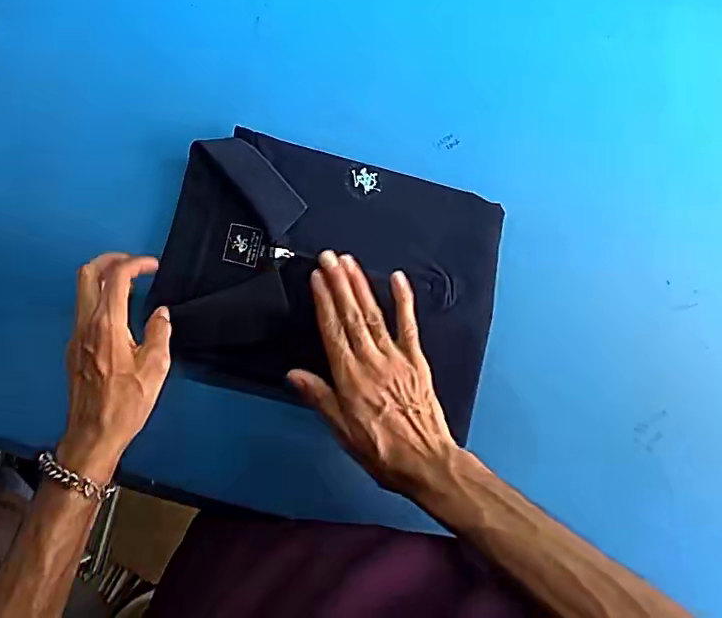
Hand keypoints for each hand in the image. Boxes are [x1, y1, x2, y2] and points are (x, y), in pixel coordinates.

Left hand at [58, 252, 171, 484]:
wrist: (91, 437)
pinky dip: (99, 298)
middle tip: (132, 263)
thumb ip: (160, 333)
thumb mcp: (155, 370)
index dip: (136, 262)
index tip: (152, 266)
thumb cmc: (124, 406)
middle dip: (111, 259)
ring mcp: (75, 335)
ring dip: (104, 278)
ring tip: (128, 285)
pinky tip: (118, 312)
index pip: (117, 276)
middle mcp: (86, 324)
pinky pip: (83, 309)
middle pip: (88, 272)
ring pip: (82, 290)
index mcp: (107, 325)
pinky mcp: (73, 347)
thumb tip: (160, 313)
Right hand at [288, 251, 461, 496]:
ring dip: (360, 285)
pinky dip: (403, 300)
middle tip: (329, 257)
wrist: (427, 464)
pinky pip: (408, 325)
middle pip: (350, 315)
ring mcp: (395, 358)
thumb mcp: (342, 431)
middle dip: (338, 282)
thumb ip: (318, 397)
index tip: (317, 277)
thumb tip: (294, 374)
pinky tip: (397, 279)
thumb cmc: (383, 452)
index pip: (332, 330)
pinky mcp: (416, 360)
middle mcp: (371, 362)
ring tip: (349, 262)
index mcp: (350, 378)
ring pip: (373, 314)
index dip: (324, 300)